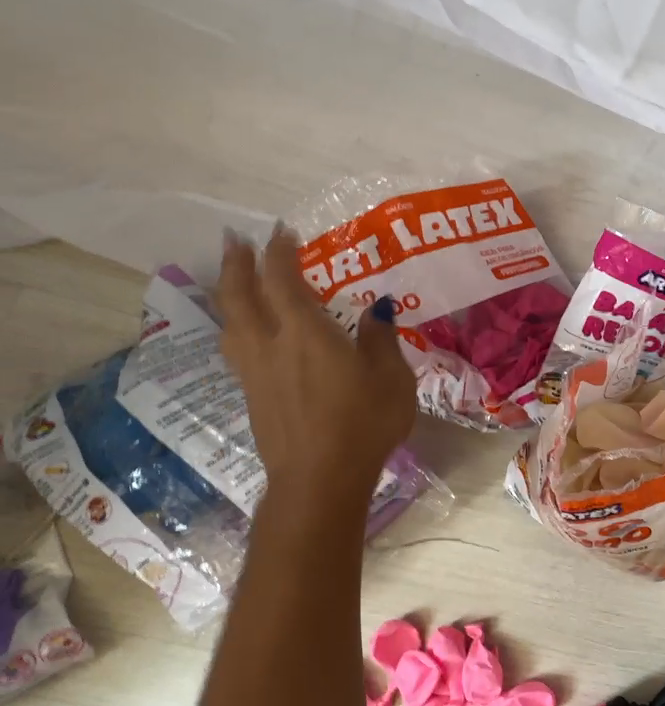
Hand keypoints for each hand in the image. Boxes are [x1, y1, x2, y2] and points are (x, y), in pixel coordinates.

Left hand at [216, 226, 417, 499]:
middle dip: (238, 262)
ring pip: (230, 318)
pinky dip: (237, 321)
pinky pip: (236, 343)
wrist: (320, 474)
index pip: (283, 280)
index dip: (280, 251)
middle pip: (241, 293)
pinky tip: (246, 326)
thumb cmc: (366, 421)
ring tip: (235, 277)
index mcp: (307, 332)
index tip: (283, 230)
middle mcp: (271, 342)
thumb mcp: (392, 377)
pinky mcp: (252, 391)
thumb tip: (377, 309)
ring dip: (229, 290)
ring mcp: (255, 369)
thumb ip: (381, 339)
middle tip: (237, 238)